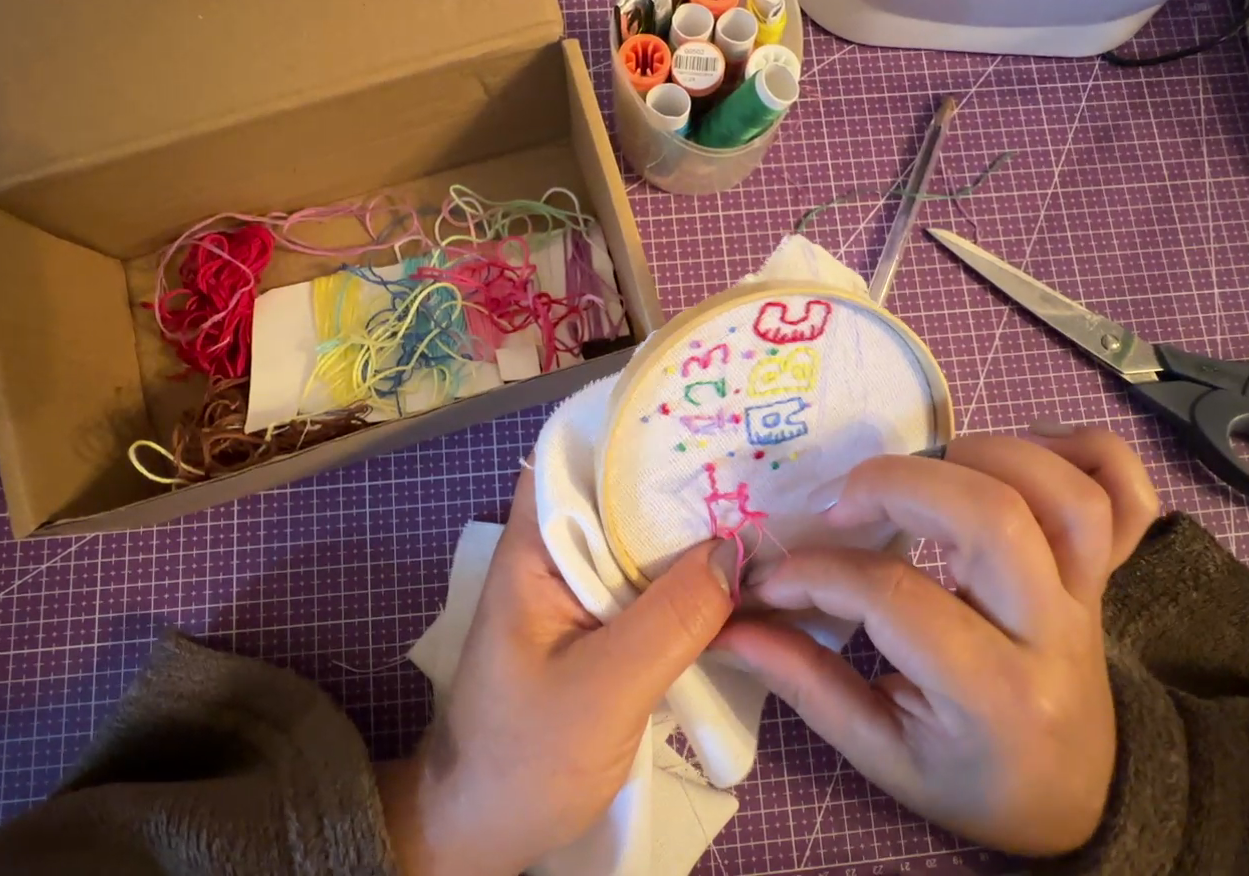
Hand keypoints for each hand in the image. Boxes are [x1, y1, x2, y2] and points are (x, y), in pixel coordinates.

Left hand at [377, 469, 737, 875]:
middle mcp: (558, 554)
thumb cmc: (526, 757)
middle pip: (619, 494)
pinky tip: (741, 574)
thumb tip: (735, 547)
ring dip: (693, 530)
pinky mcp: (603, 627)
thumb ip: (671, 618)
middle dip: (682, 476)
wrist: (482, 832)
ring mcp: (581, 592)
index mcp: (536, 547)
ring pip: (642, 540)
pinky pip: (653, 585)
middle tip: (758, 456)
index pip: (574, 455)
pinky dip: (692, 578)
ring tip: (765, 503)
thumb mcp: (604, 689)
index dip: (632, 429)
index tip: (701, 415)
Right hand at [715, 425, 1160, 856]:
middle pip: (990, 516)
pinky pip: (1125, 489)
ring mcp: (1090, 595)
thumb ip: (806, 685)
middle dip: (896, 484)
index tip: (772, 575)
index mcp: (994, 693)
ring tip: (924, 467)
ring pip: (1062, 492)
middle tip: (843, 501)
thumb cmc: (972, 778)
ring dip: (984, 453)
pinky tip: (1019, 449)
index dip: (818, 574)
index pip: (895, 599)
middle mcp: (1052, 632)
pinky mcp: (1106, 571)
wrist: (1077, 795)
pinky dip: (1079, 448)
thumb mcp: (882, 754)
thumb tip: (729, 627)